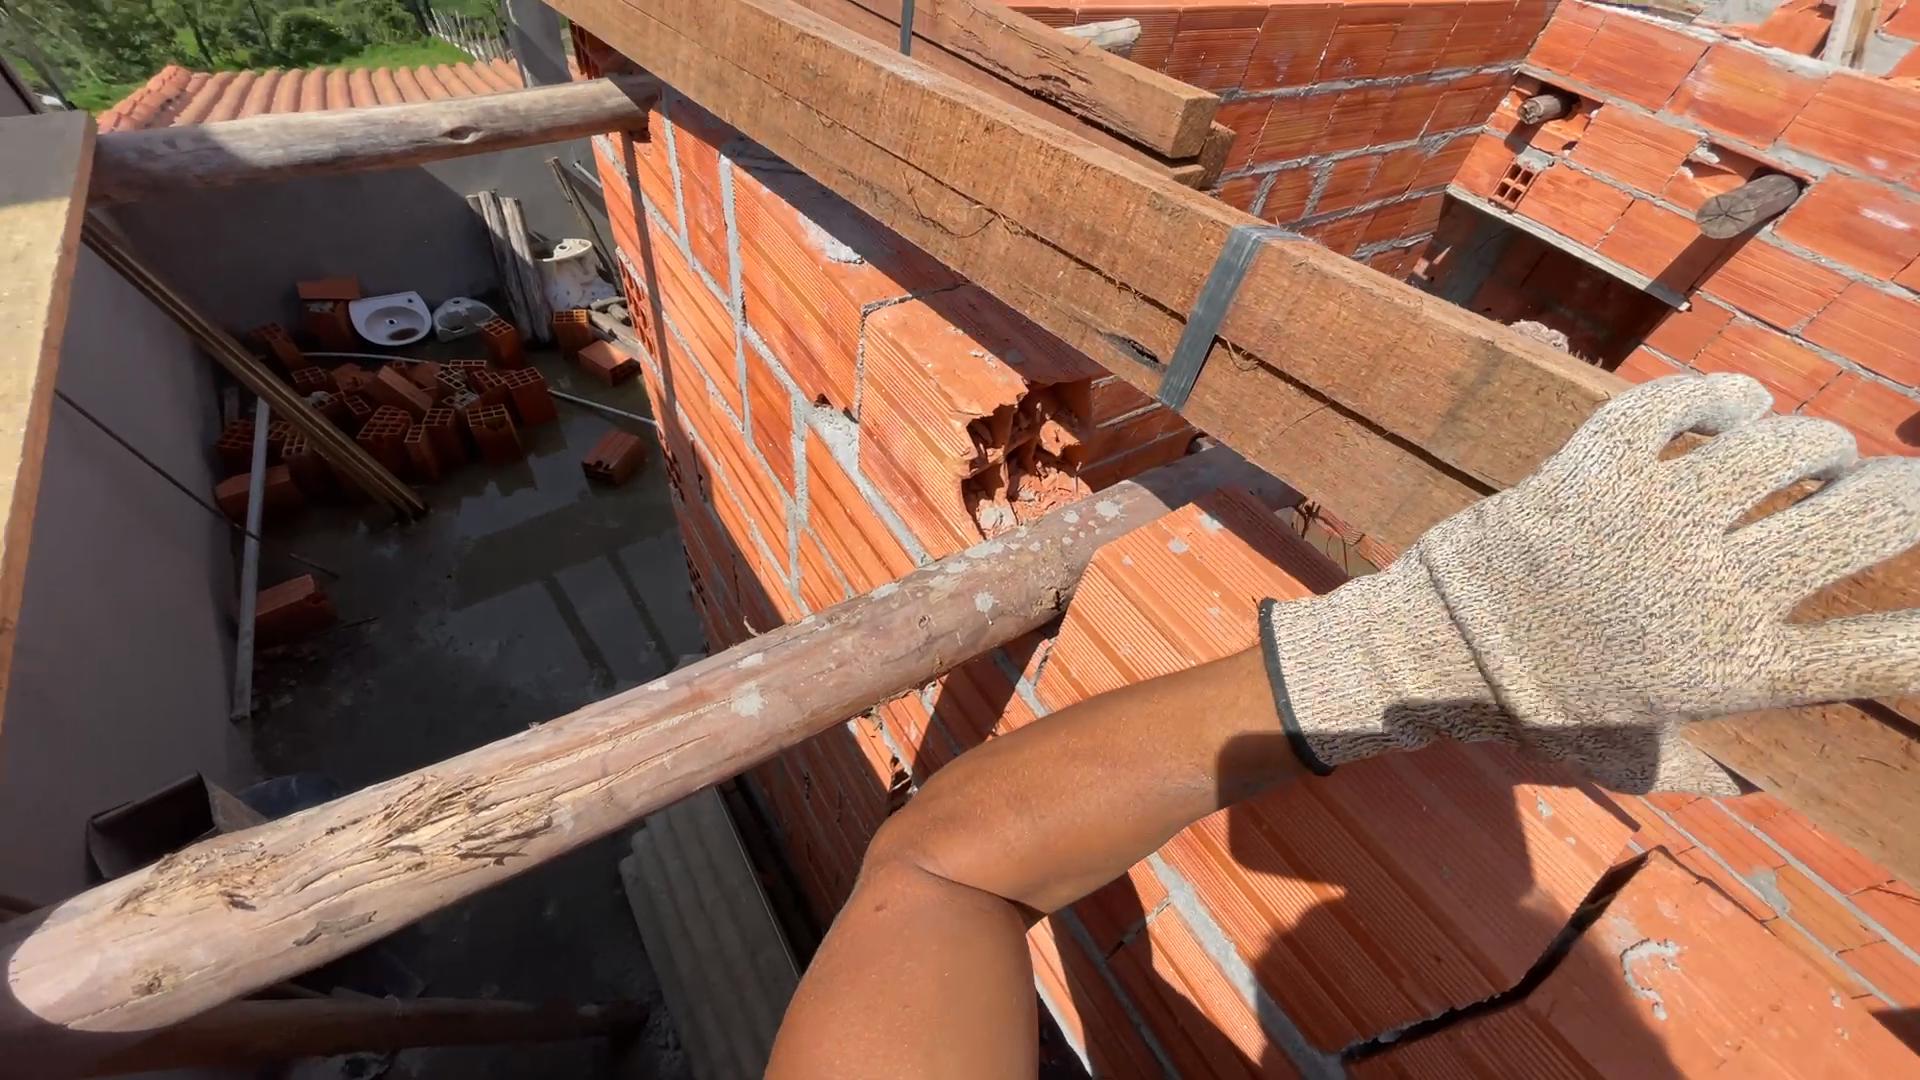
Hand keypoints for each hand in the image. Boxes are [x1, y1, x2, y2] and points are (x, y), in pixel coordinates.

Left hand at [1260, 374, 1919, 793]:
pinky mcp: (1577, 478)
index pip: (1907, 648)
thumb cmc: (1523, 707)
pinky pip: (1662, 406)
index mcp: (1737, 670)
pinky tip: (1727, 406)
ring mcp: (1639, 524)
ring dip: (1808, 442)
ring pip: (1781, 444)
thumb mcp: (1624, 760)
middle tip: (1875, 496)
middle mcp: (1706, 589)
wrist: (1424, 654)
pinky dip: (1710, 394)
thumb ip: (1707, 772)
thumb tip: (1765, 784)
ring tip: (1793, 454)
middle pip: (1879, 512)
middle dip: (1906, 495)